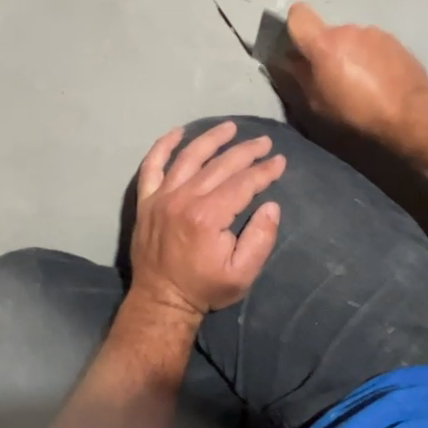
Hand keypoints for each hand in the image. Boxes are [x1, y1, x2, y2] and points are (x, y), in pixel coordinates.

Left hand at [130, 122, 285, 318]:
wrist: (161, 300)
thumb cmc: (205, 288)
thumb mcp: (242, 274)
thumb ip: (260, 239)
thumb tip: (271, 206)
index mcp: (208, 216)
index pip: (243, 183)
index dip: (264, 171)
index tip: (280, 162)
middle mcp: (183, 199)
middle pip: (219, 165)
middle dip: (246, 151)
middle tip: (265, 142)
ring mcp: (161, 197)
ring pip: (189, 157)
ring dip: (212, 138)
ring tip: (231, 127)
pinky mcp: (146, 200)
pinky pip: (152, 165)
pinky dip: (164, 146)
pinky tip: (179, 132)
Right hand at [284, 4, 427, 141]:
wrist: (409, 112)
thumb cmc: (358, 111)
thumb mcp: (319, 103)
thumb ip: (301, 77)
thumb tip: (292, 60)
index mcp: (325, 44)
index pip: (298, 14)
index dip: (295, 26)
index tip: (300, 47)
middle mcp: (348, 30)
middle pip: (328, 33)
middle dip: (328, 50)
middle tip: (335, 77)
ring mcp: (374, 32)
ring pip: (352, 39)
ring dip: (351, 54)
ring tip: (362, 81)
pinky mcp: (393, 40)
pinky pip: (372, 45)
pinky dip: (371, 57)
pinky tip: (380, 79)